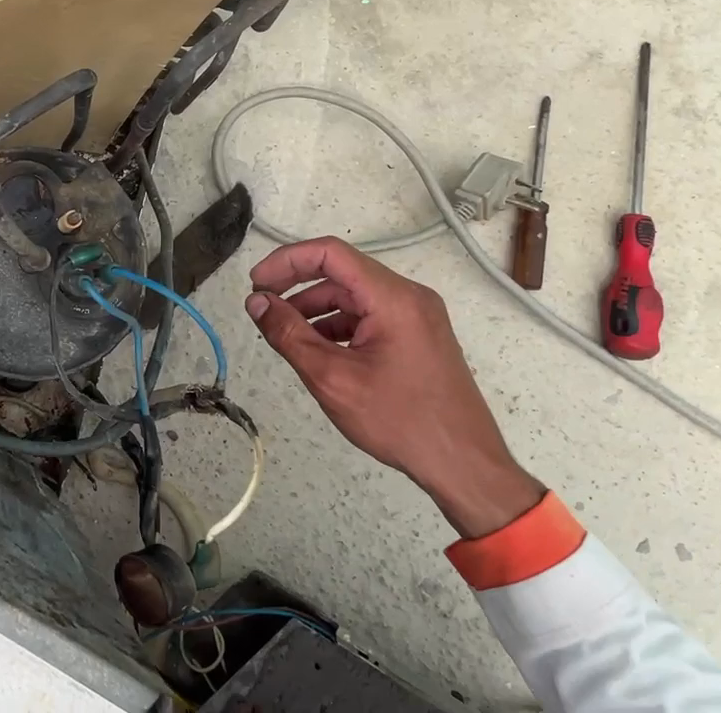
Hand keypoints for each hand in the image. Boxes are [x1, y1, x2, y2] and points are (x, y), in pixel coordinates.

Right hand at [245, 237, 543, 538]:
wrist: (464, 466)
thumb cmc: (398, 420)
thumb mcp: (331, 378)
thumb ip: (288, 334)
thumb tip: (256, 301)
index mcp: (393, 298)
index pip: (330, 254)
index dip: (286, 261)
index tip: (256, 285)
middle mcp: (409, 297)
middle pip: (340, 272)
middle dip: (295, 285)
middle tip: (262, 308)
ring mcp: (417, 317)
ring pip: (352, 296)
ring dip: (313, 307)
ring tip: (284, 334)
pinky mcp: (418, 336)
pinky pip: (368, 315)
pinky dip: (336, 324)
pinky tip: (317, 350)